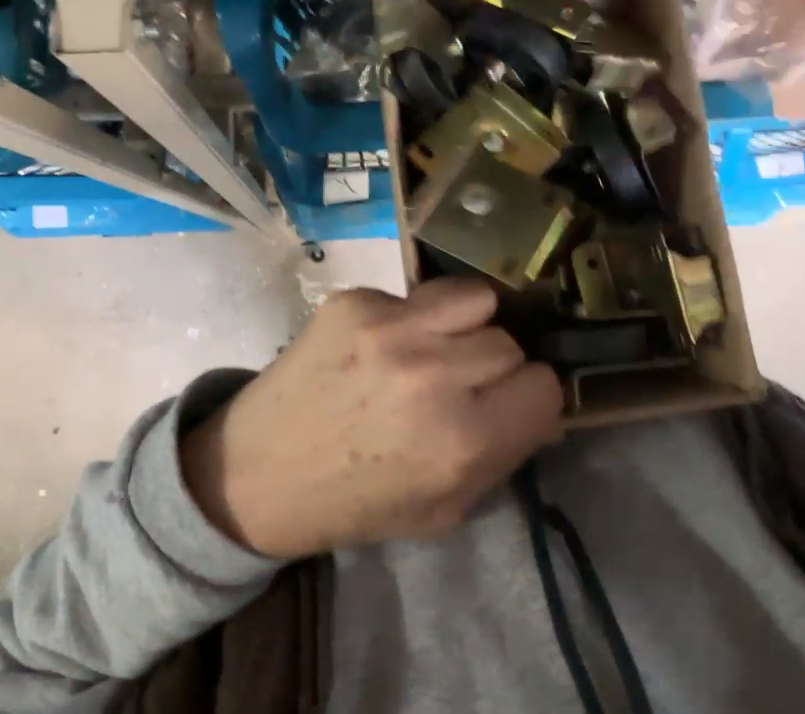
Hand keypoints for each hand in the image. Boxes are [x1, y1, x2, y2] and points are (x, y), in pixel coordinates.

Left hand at [180, 277, 563, 557]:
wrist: (258, 471)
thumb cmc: (355, 502)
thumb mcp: (444, 510)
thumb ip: (503, 457)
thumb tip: (540, 405)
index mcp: (463, 439)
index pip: (546, 387)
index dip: (530, 400)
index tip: (507, 406)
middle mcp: (433, 373)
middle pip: (510, 341)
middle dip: (494, 366)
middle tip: (461, 384)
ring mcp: (390, 327)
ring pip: (475, 296)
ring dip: (466, 324)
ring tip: (436, 346)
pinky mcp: (354, 300)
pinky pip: (415, 294)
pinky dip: (410, 317)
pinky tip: (381, 345)